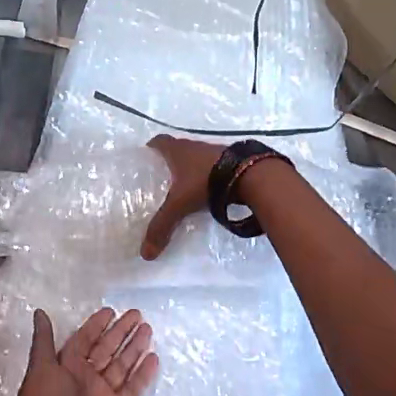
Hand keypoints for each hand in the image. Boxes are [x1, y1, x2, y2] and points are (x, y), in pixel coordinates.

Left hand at [2, 307, 159, 395]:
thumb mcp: (40, 372)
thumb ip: (43, 342)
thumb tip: (40, 313)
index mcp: (64, 367)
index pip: (84, 339)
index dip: (96, 325)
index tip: (110, 311)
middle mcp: (84, 379)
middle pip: (106, 349)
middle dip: (120, 332)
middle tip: (137, 314)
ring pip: (121, 366)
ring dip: (133, 348)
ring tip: (148, 329)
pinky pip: (132, 389)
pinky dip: (142, 374)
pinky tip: (153, 358)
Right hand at [141, 135, 224, 259]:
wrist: (249, 175)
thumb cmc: (205, 182)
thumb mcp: (180, 204)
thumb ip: (162, 226)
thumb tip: (146, 254)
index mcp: (179, 150)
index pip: (160, 141)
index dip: (152, 147)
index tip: (146, 157)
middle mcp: (196, 146)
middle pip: (179, 149)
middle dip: (170, 161)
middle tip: (162, 178)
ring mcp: (216, 152)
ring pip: (197, 158)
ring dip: (191, 169)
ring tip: (183, 187)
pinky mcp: (232, 161)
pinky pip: (214, 168)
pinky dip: (208, 177)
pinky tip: (207, 191)